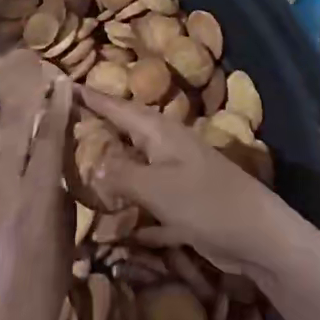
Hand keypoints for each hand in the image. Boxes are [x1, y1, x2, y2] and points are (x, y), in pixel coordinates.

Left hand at [0, 53, 73, 319]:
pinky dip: (11, 155)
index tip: (62, 81)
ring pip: (5, 150)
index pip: (48, 139)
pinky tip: (21, 154)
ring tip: (35, 110)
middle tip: (40, 78)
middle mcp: (3, 186)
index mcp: (33, 197)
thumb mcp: (62, 248)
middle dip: (29, 103)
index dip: (56, 108)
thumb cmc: (38, 298)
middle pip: (17, 132)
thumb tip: (57, 179)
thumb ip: (59, 206)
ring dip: (19, 128)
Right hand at [78, 87, 293, 278]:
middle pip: (126, 132)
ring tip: (79, 165)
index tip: (63, 84)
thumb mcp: (156, 186)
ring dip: (112, 166)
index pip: (117, 107)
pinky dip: (131, 206)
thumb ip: (121, 172)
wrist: (257, 235)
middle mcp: (166, 147)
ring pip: (135, 165)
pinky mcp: (184, 205)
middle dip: (98, 126)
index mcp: (159, 132)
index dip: (91, 97)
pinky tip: (113, 222)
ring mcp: (177, 175)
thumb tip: (91, 161)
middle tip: (62, 123)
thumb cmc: (205, 201)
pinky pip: (148, 200)